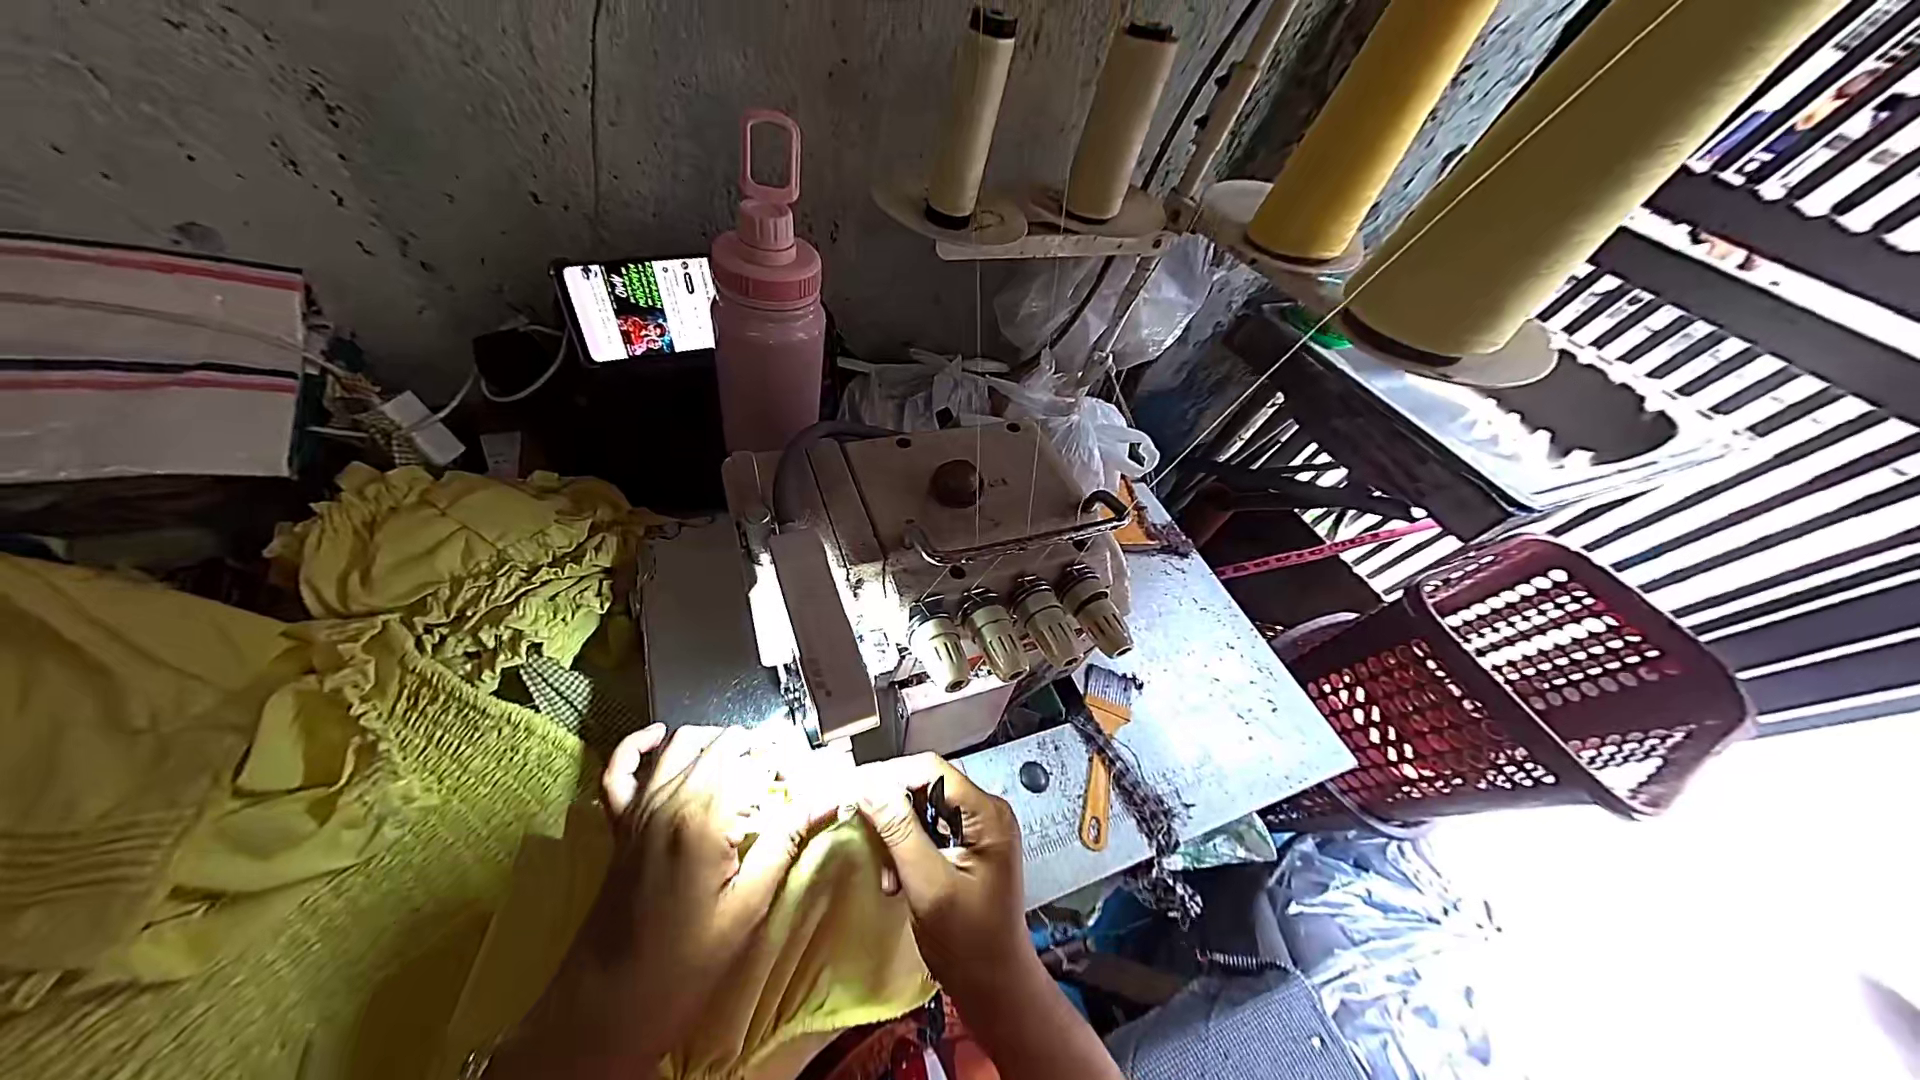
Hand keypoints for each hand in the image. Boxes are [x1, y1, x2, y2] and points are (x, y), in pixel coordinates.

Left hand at [492, 723, 832, 1078]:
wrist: (607, 1005)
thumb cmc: (684, 963)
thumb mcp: (747, 907)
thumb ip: (785, 842)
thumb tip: (826, 800)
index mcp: (703, 816)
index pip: (754, 759)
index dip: (785, 760)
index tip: (807, 777)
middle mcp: (668, 799)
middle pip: (722, 745)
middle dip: (758, 748)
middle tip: (785, 772)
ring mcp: (638, 808)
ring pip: (681, 744)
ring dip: (716, 740)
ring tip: (746, 756)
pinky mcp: (619, 824)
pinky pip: (620, 769)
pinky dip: (639, 745)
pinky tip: (660, 736)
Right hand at [853, 753, 1030, 999]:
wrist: (995, 987)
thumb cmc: (970, 943)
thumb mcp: (929, 885)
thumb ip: (900, 832)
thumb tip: (868, 787)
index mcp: (987, 813)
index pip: (930, 769)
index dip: (889, 776)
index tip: (853, 793)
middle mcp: (985, 811)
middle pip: (925, 785)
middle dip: (891, 810)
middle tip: (863, 832)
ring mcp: (977, 829)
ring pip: (922, 808)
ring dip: (896, 834)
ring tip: (887, 870)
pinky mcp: (966, 846)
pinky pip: (927, 830)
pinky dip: (906, 849)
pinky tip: (896, 878)